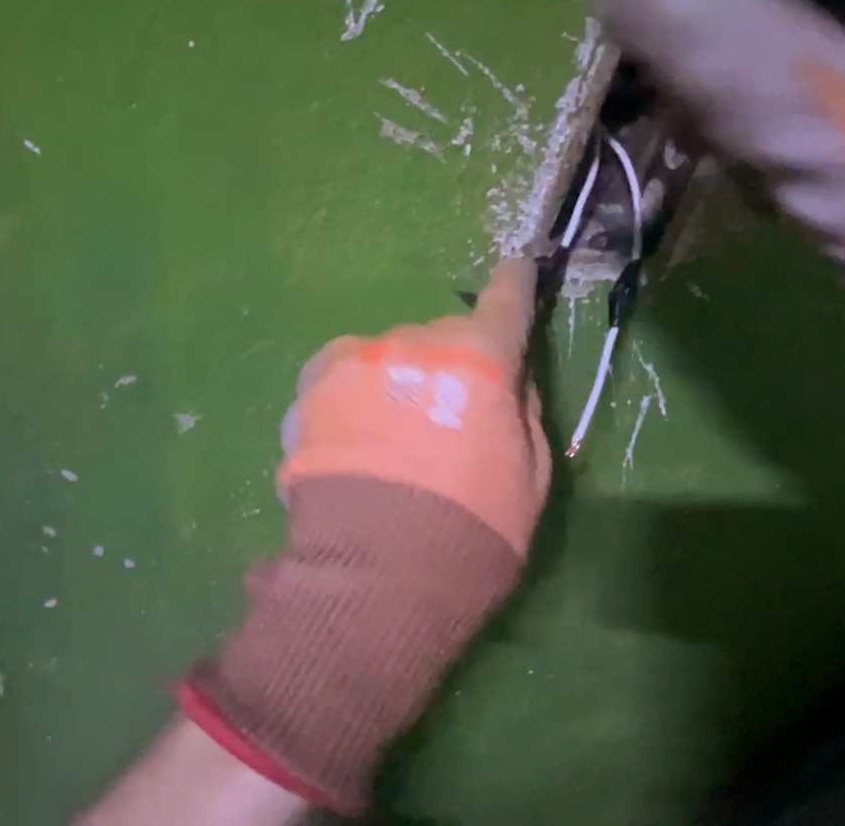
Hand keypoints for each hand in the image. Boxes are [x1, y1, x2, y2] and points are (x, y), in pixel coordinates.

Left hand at [181, 258, 548, 814]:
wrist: (375, 577)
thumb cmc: (472, 531)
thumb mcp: (531, 477)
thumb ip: (523, 411)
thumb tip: (510, 378)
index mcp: (481, 358)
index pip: (506, 301)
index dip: (514, 282)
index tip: (517, 267)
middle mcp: (418, 340)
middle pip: (442, 336)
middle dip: (449, 365)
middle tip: (444, 419)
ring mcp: (359, 357)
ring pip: (389, 354)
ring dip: (396, 380)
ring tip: (389, 443)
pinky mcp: (313, 383)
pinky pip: (344, 370)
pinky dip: (354, 392)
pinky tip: (352, 438)